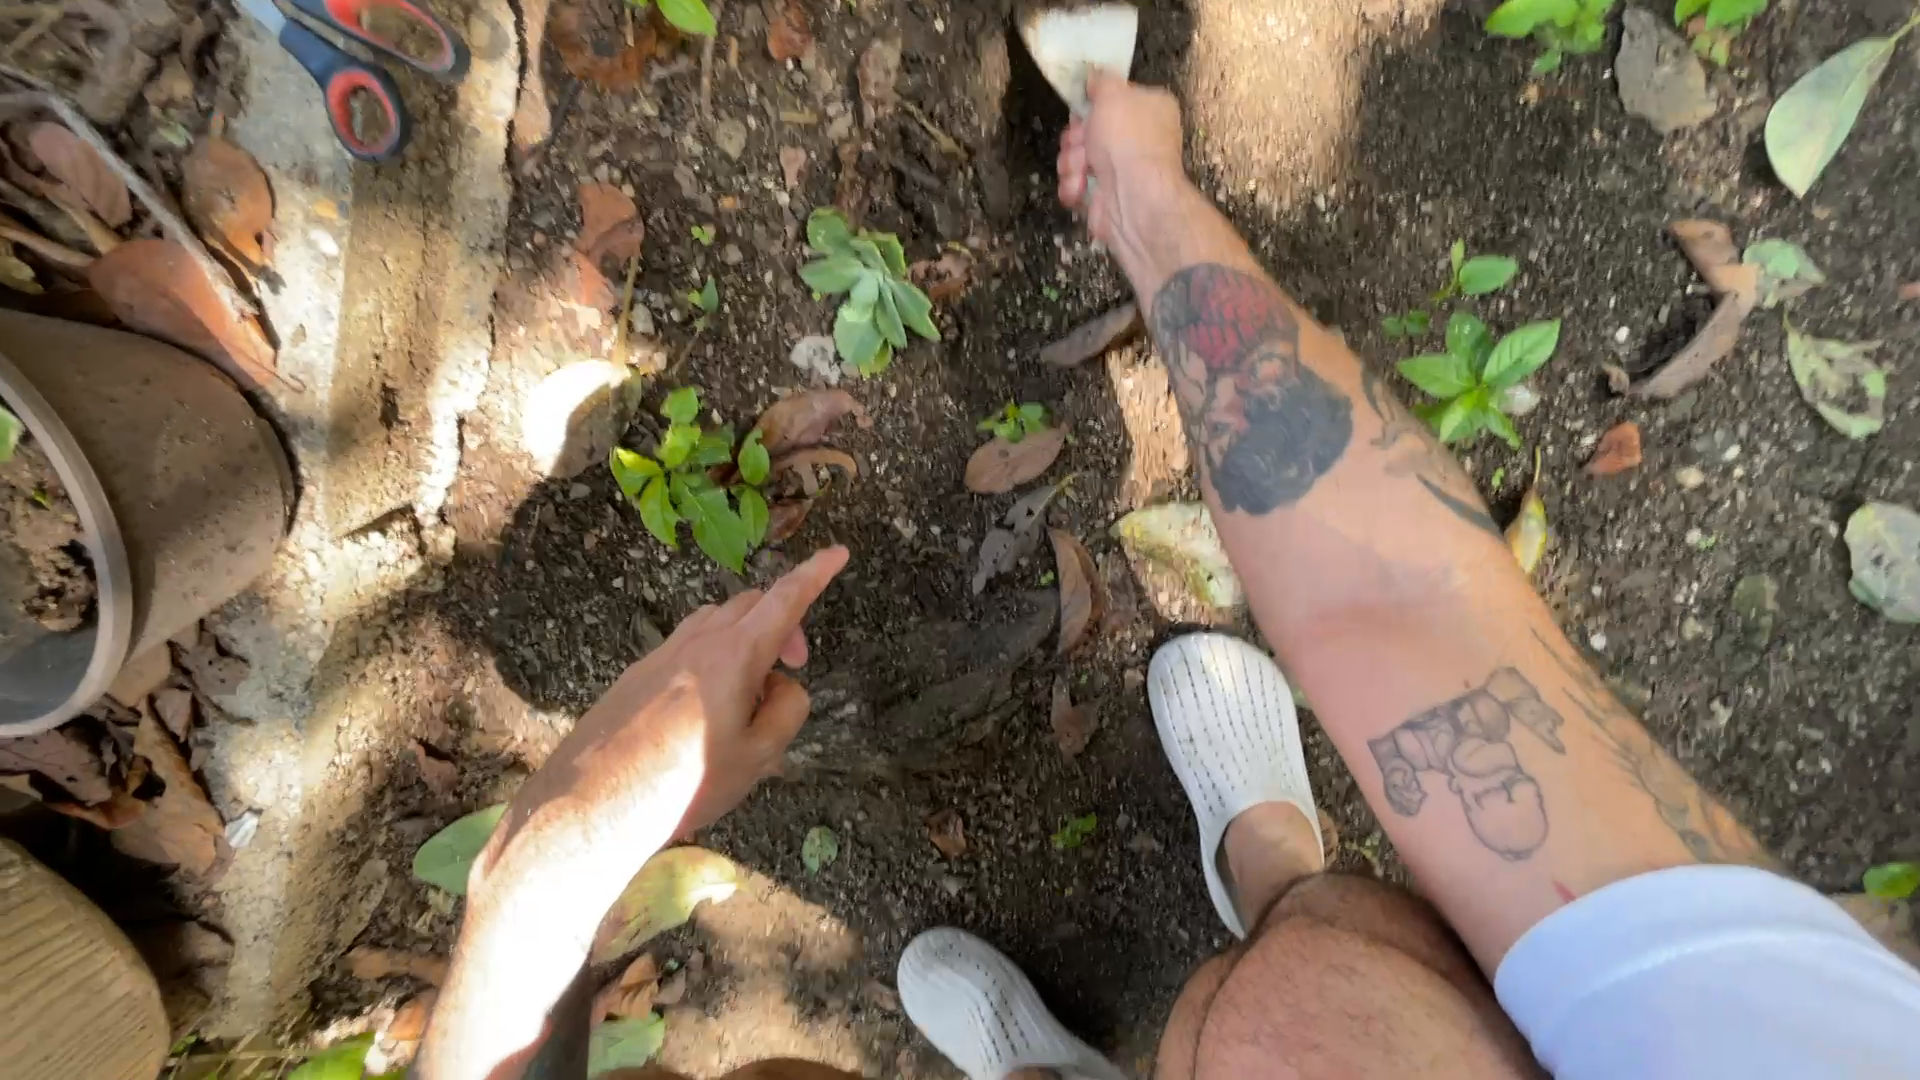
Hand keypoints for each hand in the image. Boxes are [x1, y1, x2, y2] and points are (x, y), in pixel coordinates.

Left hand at [487, 546, 851, 891]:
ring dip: (746, 635)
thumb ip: (787, 709)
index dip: (817, 573)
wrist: (592, 804)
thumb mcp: (759, 756)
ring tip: (749, 688)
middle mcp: (700, 641)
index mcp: (736, 654)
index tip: (839, 552)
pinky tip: (704, 705)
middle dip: (784, 621)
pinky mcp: (638, 671)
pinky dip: (713, 653)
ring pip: (717, 618)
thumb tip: (780, 686)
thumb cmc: (686, 782)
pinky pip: (688, 643)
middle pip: (752, 603)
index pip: (787, 599)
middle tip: (794, 666)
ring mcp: (664, 652)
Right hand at [1056, 71, 1187, 247]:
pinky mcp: (1103, 200)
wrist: (1133, 198)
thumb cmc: (1127, 139)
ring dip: (1070, 163)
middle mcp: (1136, 142)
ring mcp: (1119, 173)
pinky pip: (1075, 188)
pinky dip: (1072, 188)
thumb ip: (1101, 81)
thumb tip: (1094, 76)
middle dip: (1076, 139)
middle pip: (1089, 132)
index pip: (1113, 104)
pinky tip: (1079, 189)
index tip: (1081, 112)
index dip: (1092, 107)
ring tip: (1081, 170)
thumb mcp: (1113, 94)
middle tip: (1080, 142)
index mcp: (1149, 111)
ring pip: (1077, 161)